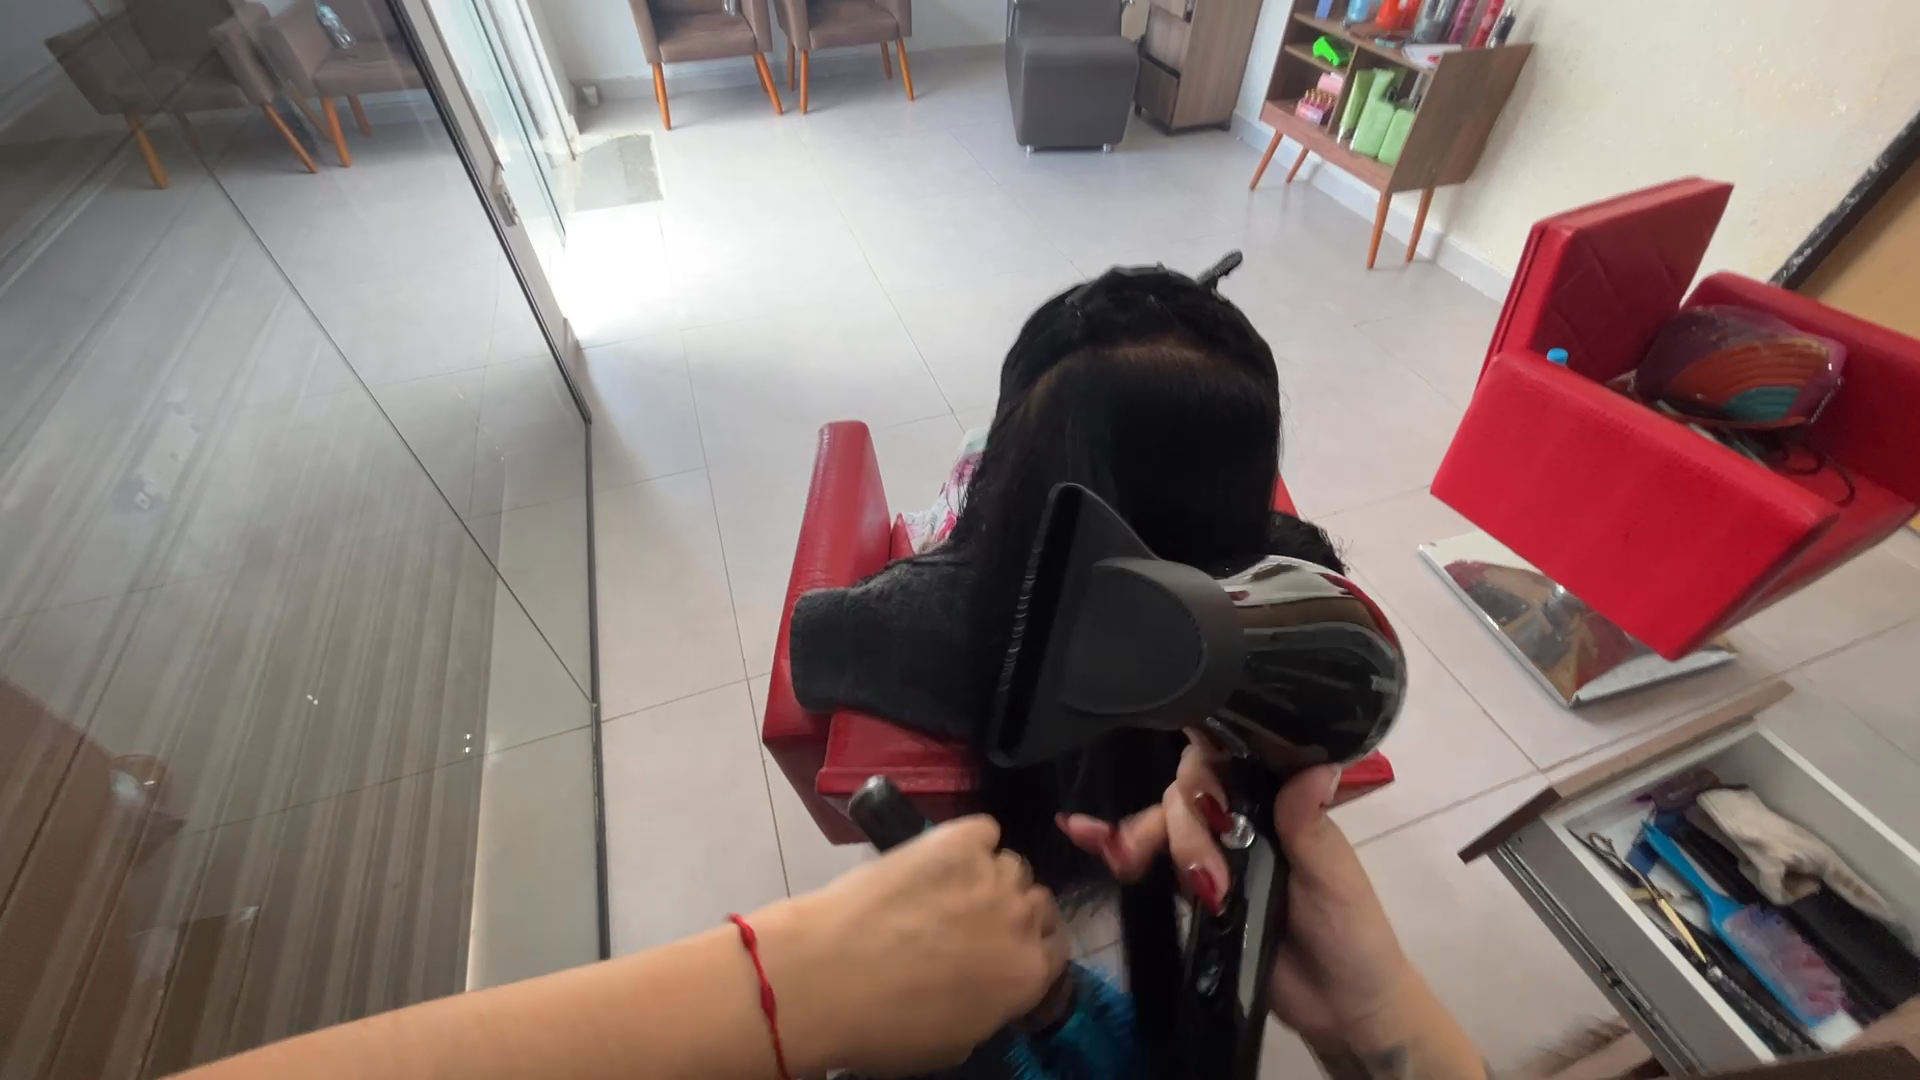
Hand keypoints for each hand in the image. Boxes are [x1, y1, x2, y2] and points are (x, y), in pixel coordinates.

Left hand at [750, 815, 1070, 1075]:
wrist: (829, 973)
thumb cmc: (886, 1025)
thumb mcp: (957, 1041)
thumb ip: (993, 1004)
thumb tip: (992, 982)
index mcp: (1027, 975)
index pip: (1056, 949)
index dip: (1031, 948)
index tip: (1005, 948)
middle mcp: (1021, 918)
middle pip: (1037, 901)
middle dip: (1012, 911)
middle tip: (974, 920)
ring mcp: (991, 872)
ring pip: (1009, 864)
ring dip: (988, 876)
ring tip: (948, 886)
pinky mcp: (959, 837)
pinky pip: (984, 829)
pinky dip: (970, 840)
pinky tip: (941, 856)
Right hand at [1057, 739, 1422, 1054]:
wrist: (1336, 1008)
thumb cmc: (1350, 932)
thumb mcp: (1334, 876)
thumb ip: (1308, 822)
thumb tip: (1316, 767)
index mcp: (1273, 799)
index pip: (1227, 757)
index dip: (1205, 765)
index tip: (1203, 796)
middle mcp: (1237, 813)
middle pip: (1186, 790)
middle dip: (1183, 829)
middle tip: (1206, 880)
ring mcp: (1208, 847)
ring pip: (1161, 819)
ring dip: (1142, 836)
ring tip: (1130, 864)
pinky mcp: (1186, 883)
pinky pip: (1145, 853)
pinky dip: (1108, 839)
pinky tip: (1079, 832)